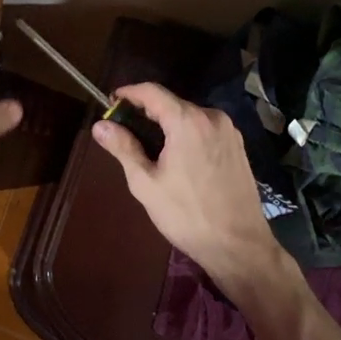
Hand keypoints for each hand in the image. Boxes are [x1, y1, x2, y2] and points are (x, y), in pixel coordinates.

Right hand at [93, 83, 281, 286]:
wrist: (240, 248)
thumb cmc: (188, 215)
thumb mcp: (146, 183)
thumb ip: (123, 148)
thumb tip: (100, 126)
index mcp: (188, 121)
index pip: (152, 91)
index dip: (128, 93)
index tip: (111, 103)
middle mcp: (212, 117)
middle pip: (171, 103)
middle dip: (146, 113)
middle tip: (125, 133)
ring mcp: (229, 131)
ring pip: (189, 117)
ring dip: (167, 125)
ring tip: (149, 149)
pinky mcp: (238, 146)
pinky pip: (204, 130)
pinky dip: (186, 135)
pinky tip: (177, 159)